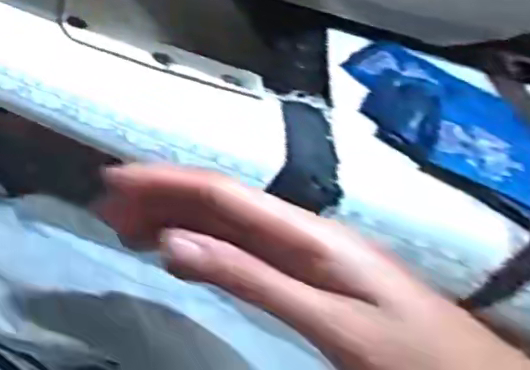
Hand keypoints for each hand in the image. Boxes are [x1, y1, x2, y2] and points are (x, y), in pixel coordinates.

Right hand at [97, 164, 529, 369]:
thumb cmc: (424, 362)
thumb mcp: (340, 329)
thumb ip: (252, 280)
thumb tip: (167, 241)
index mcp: (308, 232)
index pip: (217, 190)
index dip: (160, 178)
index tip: (110, 179)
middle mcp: (300, 233)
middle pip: (212, 201)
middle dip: (155, 199)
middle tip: (106, 214)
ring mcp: (305, 255)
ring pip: (219, 222)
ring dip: (168, 221)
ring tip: (125, 233)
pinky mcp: (308, 280)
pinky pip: (236, 249)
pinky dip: (195, 246)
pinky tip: (174, 258)